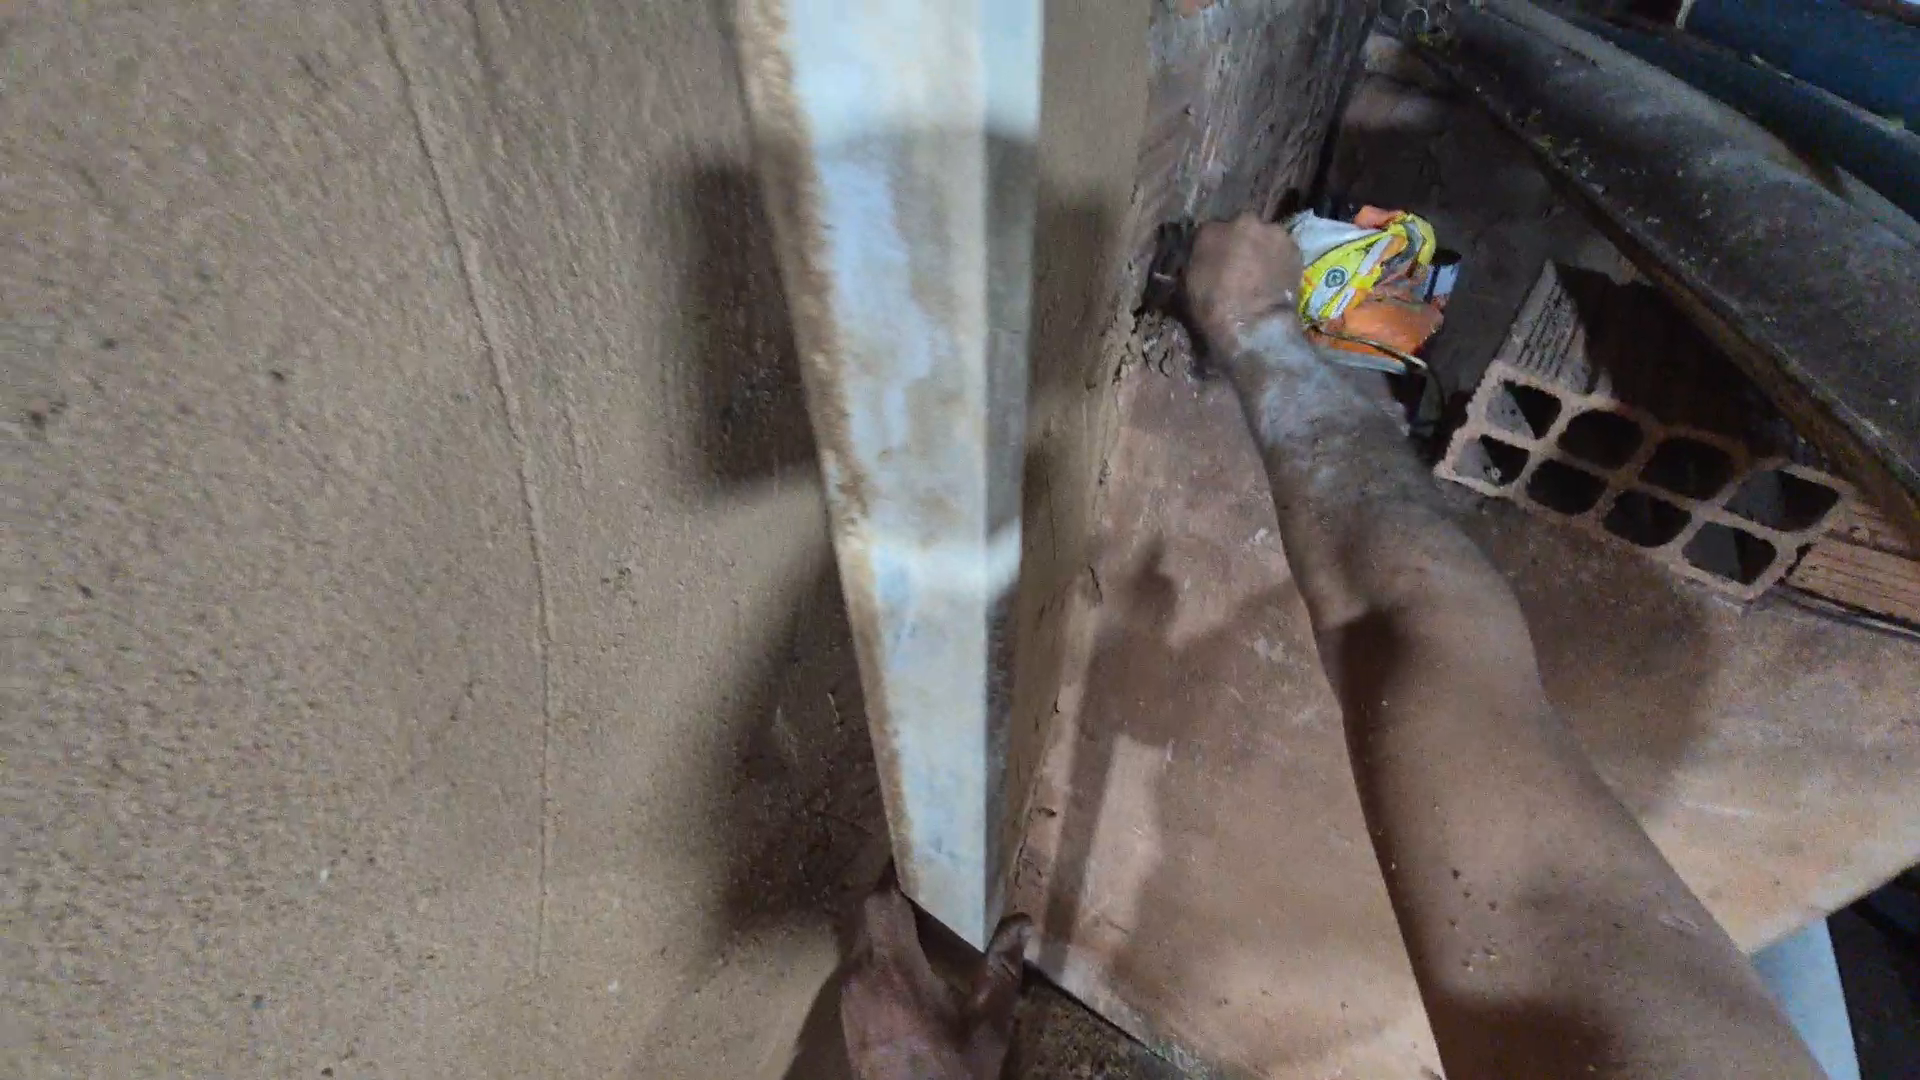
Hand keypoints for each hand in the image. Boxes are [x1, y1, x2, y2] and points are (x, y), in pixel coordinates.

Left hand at [840, 879, 1031, 1079]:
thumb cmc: (951, 1075)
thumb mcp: (987, 1027)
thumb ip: (1002, 970)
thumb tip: (1022, 923)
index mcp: (894, 972)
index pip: (882, 902)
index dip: (894, 872)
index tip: (915, 852)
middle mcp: (863, 976)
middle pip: (869, 912)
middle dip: (894, 891)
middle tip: (927, 878)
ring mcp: (849, 995)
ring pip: (862, 936)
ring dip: (885, 919)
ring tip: (921, 910)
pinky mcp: (847, 1012)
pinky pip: (859, 960)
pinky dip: (879, 944)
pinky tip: (907, 953)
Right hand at [1184, 213, 1304, 351]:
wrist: (1251, 324)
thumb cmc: (1209, 309)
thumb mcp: (1184, 289)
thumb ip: (1192, 267)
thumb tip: (1195, 266)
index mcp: (1209, 230)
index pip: (1207, 232)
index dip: (1209, 249)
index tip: (1210, 263)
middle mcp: (1242, 221)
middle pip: (1240, 228)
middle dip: (1238, 243)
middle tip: (1236, 267)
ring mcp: (1272, 231)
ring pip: (1264, 237)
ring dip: (1260, 250)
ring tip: (1258, 274)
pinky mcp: (1294, 247)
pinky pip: (1282, 250)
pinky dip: (1277, 260)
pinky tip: (1273, 278)